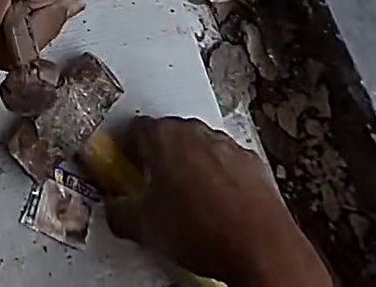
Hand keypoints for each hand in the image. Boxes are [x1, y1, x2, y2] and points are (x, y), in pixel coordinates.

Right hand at [103, 117, 330, 286]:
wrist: (259, 247)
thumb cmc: (205, 230)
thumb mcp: (146, 228)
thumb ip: (121, 211)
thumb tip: (116, 211)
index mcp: (163, 137)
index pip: (135, 129)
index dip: (127, 147)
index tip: (125, 164)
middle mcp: (194, 131)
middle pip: (167, 134)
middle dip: (158, 157)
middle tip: (153, 186)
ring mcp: (224, 143)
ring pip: (197, 146)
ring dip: (190, 165)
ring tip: (187, 201)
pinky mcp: (249, 160)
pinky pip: (226, 161)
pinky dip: (219, 176)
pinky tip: (217, 206)